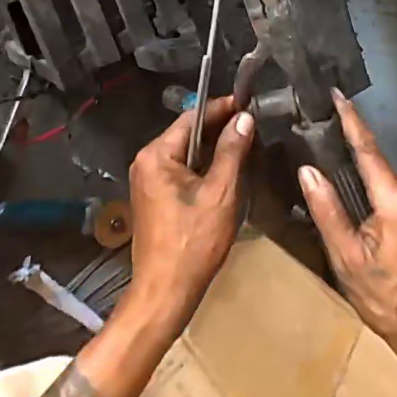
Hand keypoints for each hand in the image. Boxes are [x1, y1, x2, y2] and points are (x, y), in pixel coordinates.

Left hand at [125, 95, 254, 326]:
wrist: (165, 292)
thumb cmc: (193, 242)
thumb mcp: (220, 193)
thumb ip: (232, 151)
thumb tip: (244, 118)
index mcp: (156, 154)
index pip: (191, 117)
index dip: (220, 108)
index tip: (247, 104)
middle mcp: (146, 161)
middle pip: (186, 133)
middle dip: (218, 128)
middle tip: (250, 125)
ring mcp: (147, 180)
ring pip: (185, 153)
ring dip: (212, 148)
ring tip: (243, 144)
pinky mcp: (153, 197)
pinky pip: (180, 170)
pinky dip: (202, 167)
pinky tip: (224, 171)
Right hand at [298, 91, 396, 361]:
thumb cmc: (386, 298)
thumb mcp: (347, 258)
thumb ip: (328, 210)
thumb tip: (308, 170)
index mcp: (395, 201)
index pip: (369, 150)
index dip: (351, 120)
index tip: (335, 94)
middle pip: (374, 159)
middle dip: (347, 138)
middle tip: (315, 121)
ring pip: (380, 175)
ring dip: (355, 161)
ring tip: (322, 149)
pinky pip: (386, 188)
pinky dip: (366, 180)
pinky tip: (345, 184)